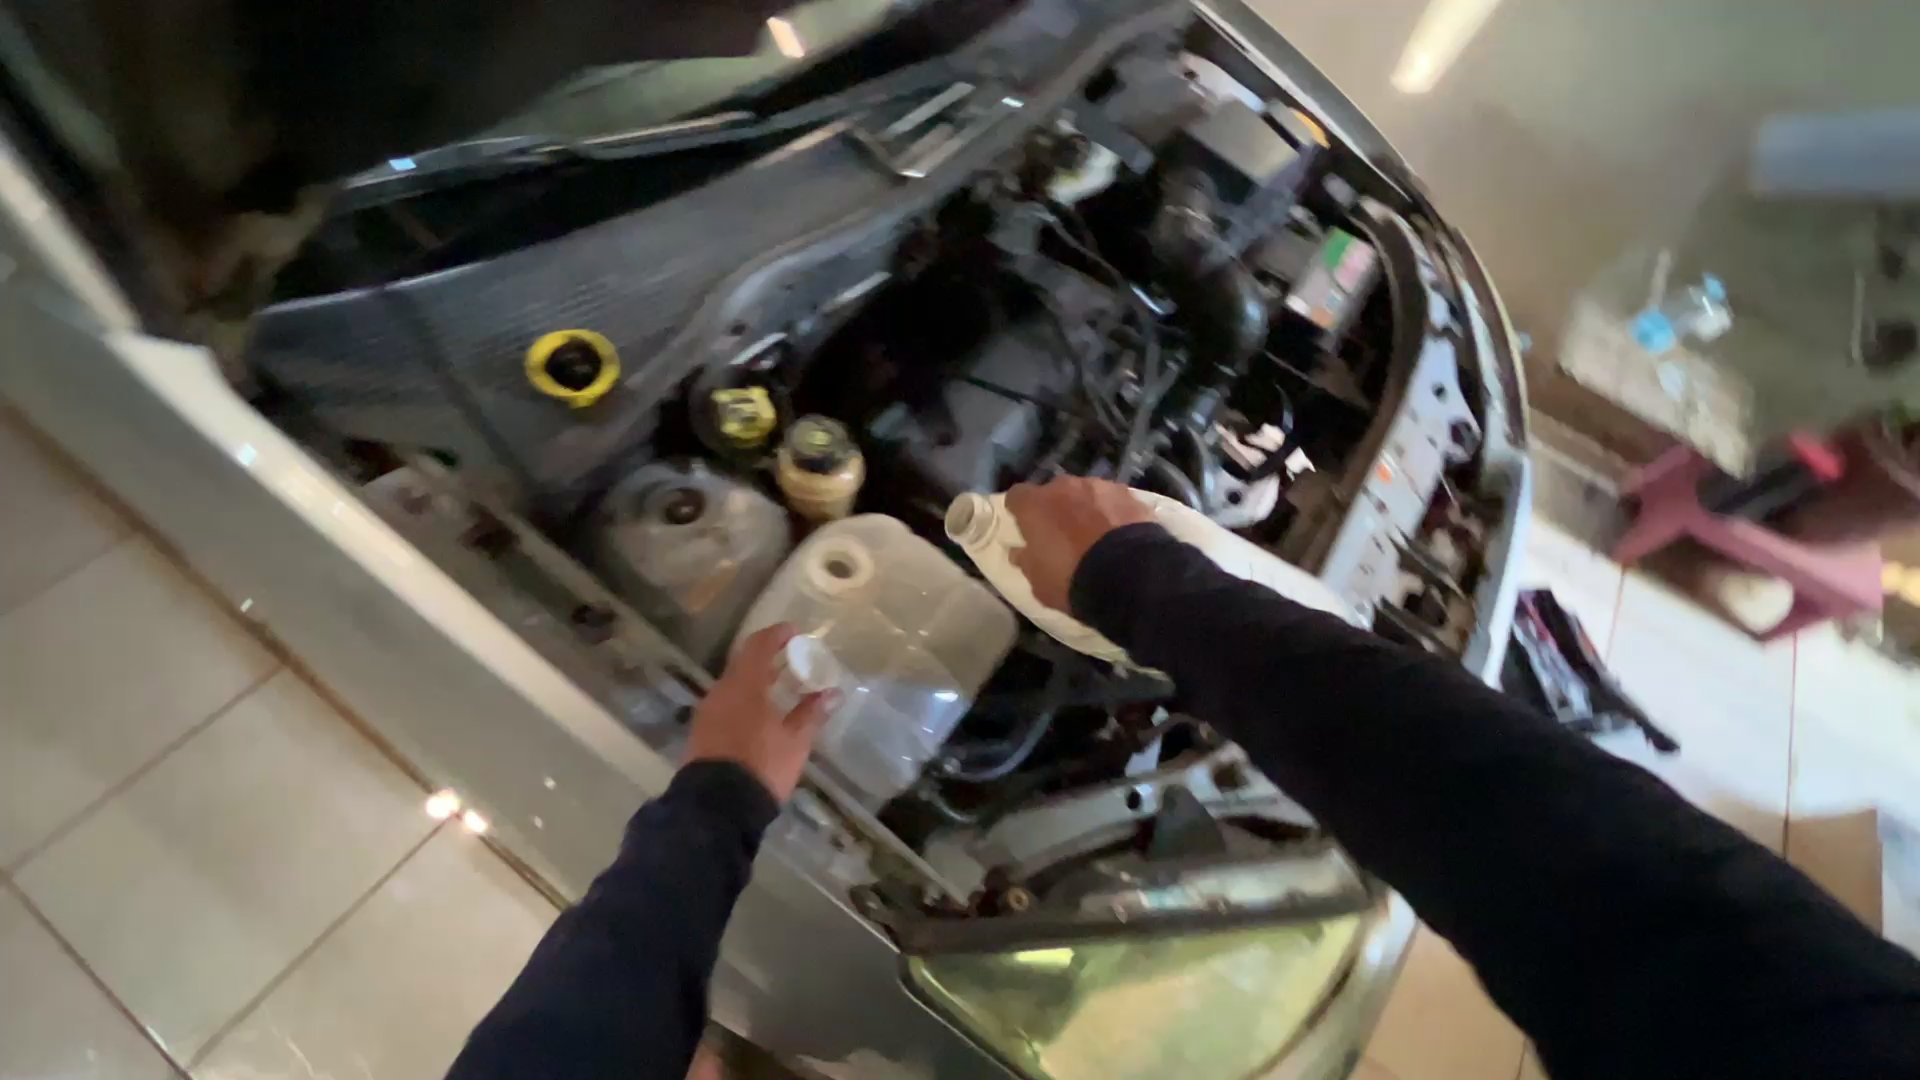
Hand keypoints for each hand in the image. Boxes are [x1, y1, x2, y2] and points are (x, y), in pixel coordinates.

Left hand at [686, 624, 839, 802]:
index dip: (776, 635)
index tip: (794, 632)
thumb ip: (812, 713)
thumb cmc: (761, 766)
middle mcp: (721, 692)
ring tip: (778, 691)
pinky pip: (725, 705)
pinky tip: (759, 716)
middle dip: (768, 659)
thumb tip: (832, 692)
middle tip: (791, 662)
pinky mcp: (701, 733)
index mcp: (745, 685)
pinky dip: (743, 701)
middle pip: (744, 664)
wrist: (716, 808)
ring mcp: (707, 713)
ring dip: (755, 682)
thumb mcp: (795, 741)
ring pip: (733, 686)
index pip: (759, 646)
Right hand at [1005, 475, 1154, 611]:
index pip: (1016, 497)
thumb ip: (1026, 561)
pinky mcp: (1128, 494)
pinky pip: (1112, 500)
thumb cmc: (1072, 579)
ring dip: (1085, 508)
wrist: (1129, 576)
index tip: (1024, 526)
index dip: (1019, 511)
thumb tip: (1019, 552)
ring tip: (1095, 534)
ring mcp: (1099, 486)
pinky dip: (1112, 512)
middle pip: (1053, 492)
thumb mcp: (1039, 582)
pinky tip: (1119, 532)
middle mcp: (1064, 487)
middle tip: (1062, 534)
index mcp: (1034, 505)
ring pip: (1085, 493)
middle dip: (1055, 508)